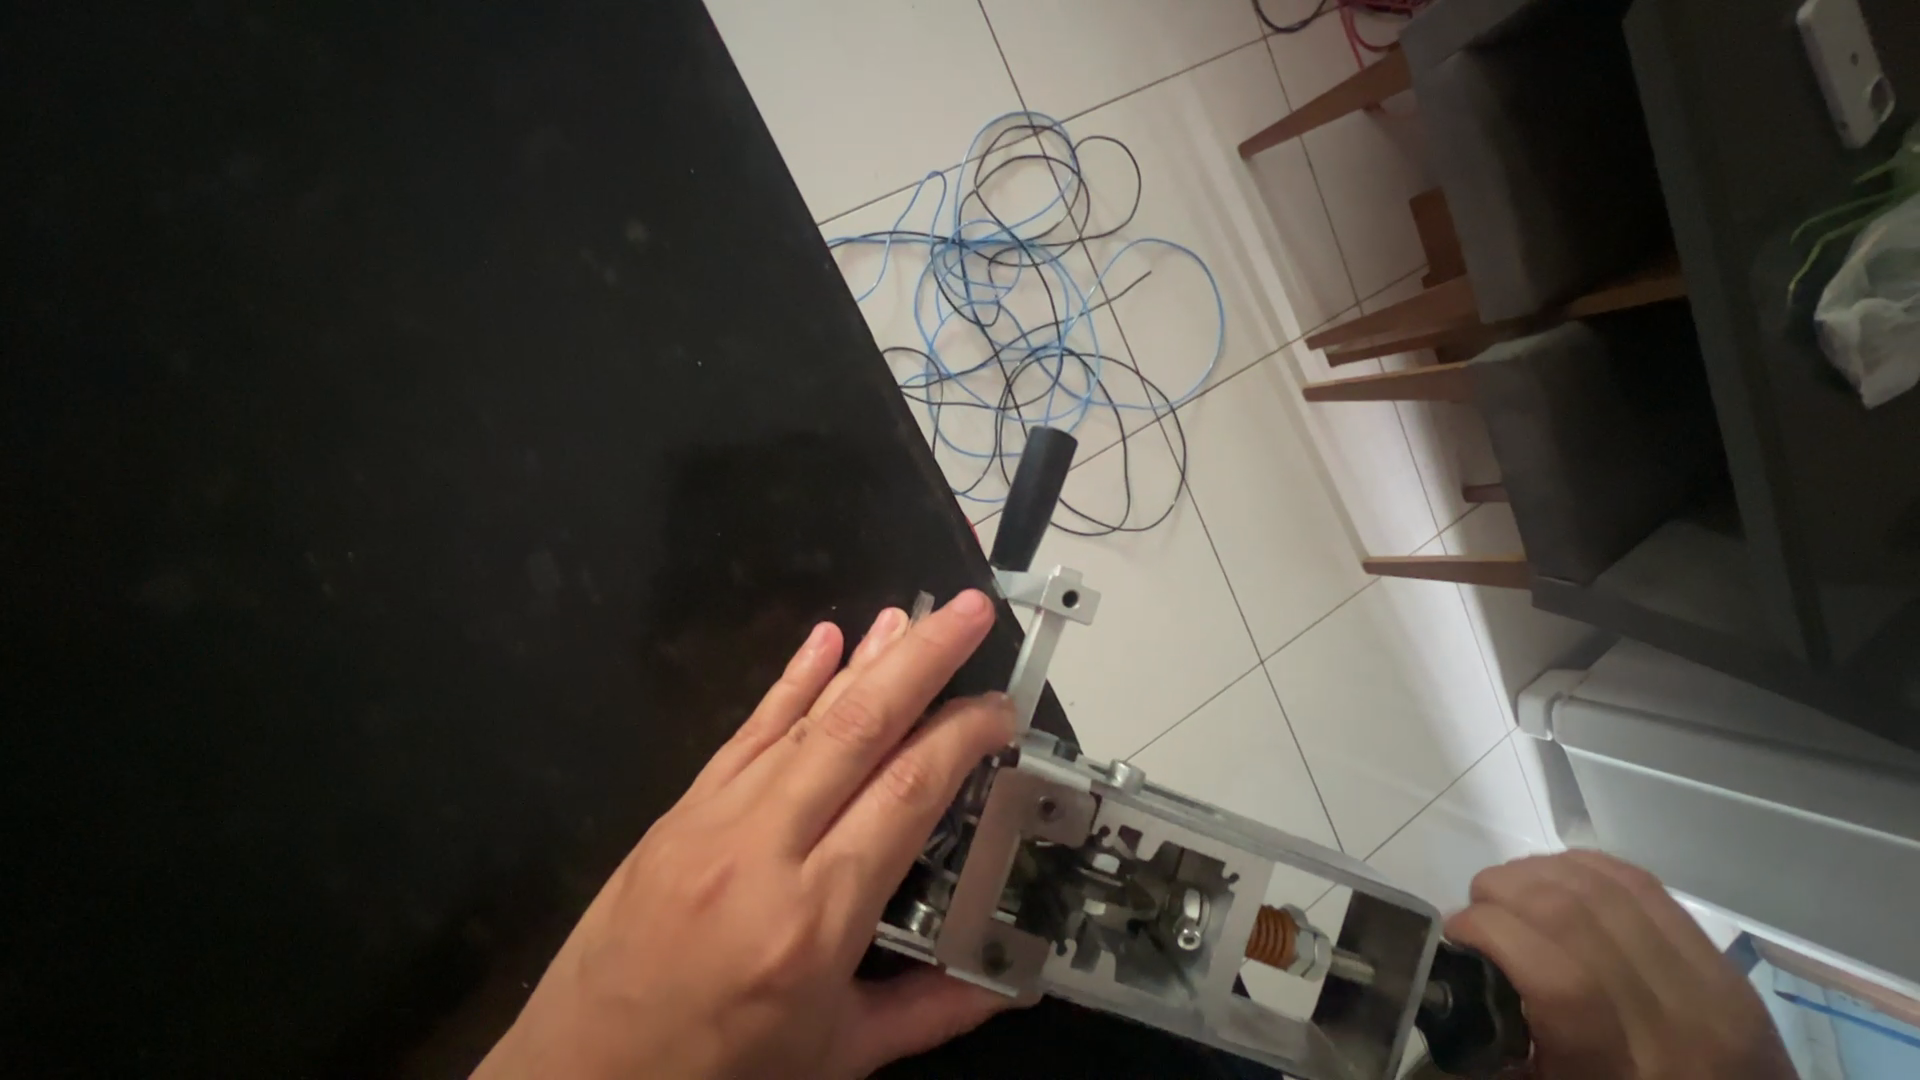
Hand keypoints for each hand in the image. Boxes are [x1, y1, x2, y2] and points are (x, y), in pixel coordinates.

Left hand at [474, 590, 1018, 1079]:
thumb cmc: (716, 1075)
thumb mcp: (835, 1059)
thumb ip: (929, 1011)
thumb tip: (1008, 986)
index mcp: (816, 918)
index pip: (907, 793)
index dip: (960, 737)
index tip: (999, 711)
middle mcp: (767, 849)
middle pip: (861, 729)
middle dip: (924, 660)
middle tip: (971, 612)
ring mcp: (717, 817)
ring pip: (807, 718)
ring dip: (867, 659)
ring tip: (914, 615)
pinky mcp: (683, 807)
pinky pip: (746, 731)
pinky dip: (791, 680)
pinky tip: (824, 639)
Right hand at [1445, 851, 1792, 1079]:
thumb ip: (1493, 1037)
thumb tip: (1449, 965)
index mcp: (1619, 1070)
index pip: (1555, 977)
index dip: (1487, 932)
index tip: (1456, 933)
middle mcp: (1673, 1029)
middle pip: (1568, 914)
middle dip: (1499, 891)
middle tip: (1479, 910)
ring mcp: (1708, 990)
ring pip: (1600, 887)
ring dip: (1533, 873)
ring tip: (1510, 894)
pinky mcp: (1722, 965)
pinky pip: (1642, 885)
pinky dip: (1582, 867)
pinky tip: (1553, 880)